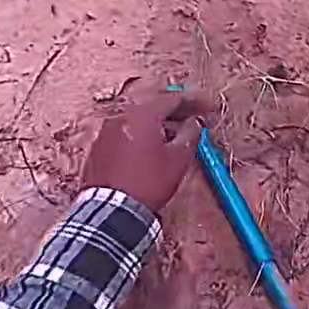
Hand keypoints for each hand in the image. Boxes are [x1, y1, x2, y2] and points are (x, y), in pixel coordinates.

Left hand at [81, 90, 213, 212]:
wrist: (111, 211)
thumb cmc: (148, 183)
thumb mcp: (178, 159)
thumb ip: (189, 135)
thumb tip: (193, 123)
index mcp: (142, 114)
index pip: (173, 98)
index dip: (195, 101)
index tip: (208, 107)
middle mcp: (121, 115)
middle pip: (153, 104)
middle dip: (176, 109)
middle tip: (194, 116)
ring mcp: (107, 130)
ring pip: (138, 117)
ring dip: (159, 121)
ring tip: (176, 133)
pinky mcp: (99, 146)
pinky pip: (125, 130)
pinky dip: (141, 132)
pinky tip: (152, 146)